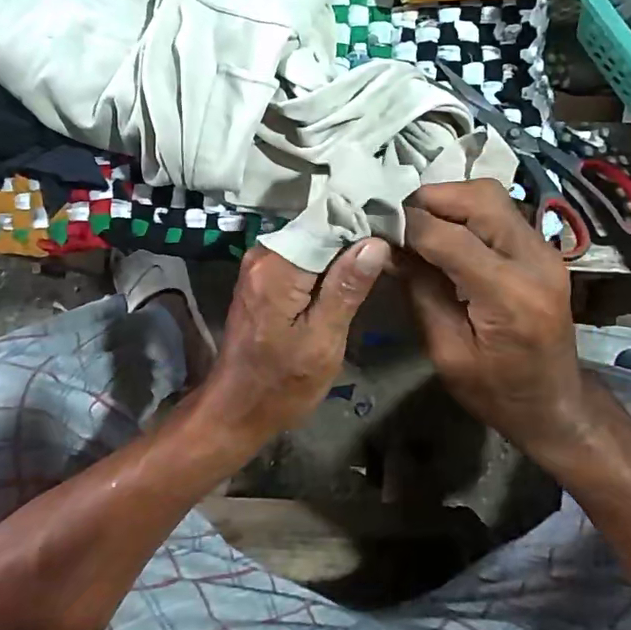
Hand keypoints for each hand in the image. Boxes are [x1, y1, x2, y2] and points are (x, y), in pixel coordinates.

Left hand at [195, 239, 389, 443]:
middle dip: (354, 233)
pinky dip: (326, 260)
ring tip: (379, 251)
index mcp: (276, 268)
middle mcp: (262, 255)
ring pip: (311, 240)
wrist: (237, 409)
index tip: (393, 224)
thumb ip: (346, 289)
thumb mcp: (322, 341)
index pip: (324, 223)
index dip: (360, 220)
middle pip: (317, 228)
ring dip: (342, 246)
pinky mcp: (263, 277)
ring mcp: (260, 264)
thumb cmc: (282, 384)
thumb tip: (375, 243)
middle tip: (393, 239)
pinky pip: (302, 255)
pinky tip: (350, 269)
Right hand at [401, 180, 601, 457]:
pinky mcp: (544, 249)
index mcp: (510, 295)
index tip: (375, 222)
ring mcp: (546, 250)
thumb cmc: (497, 392)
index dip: (408, 224)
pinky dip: (466, 212)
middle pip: (480, 198)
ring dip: (449, 200)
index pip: (449, 236)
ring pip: (492, 196)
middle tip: (396, 217)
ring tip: (417, 222)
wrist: (556, 406)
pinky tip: (444, 231)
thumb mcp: (446, 351)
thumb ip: (420, 291)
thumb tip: (388, 247)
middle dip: (431, 198)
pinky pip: (500, 211)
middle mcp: (535, 260)